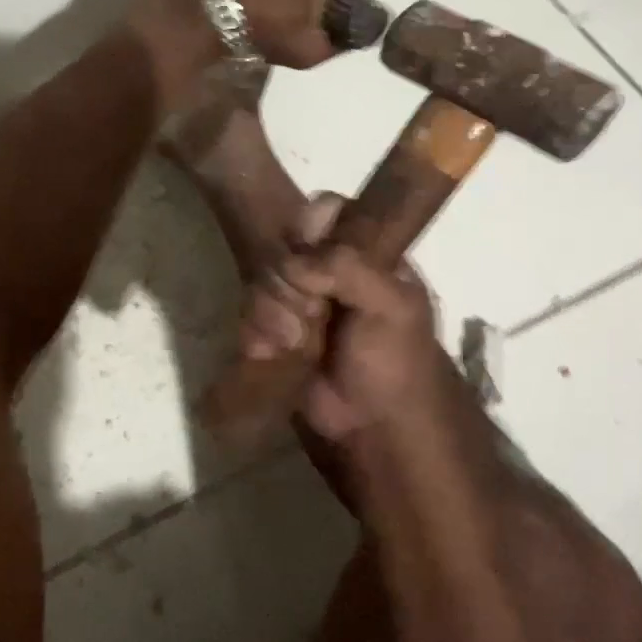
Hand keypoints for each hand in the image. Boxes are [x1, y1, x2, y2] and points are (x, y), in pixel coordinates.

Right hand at [241, 194, 448, 441]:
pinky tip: (276, 354)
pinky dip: (258, 335)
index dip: (309, 226)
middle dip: (290, 284)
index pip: (325, 210)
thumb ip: (348, 266)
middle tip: (315, 313)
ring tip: (298, 343)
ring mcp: (296, 299)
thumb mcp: (392, 306)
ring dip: (275, 315)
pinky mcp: (271, 329)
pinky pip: (246, 314)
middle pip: (283, 246)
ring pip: (260, 280)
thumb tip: (293, 261)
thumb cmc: (395, 363)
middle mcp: (326, 269)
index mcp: (364, 252)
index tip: (309, 249)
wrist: (375, 431)